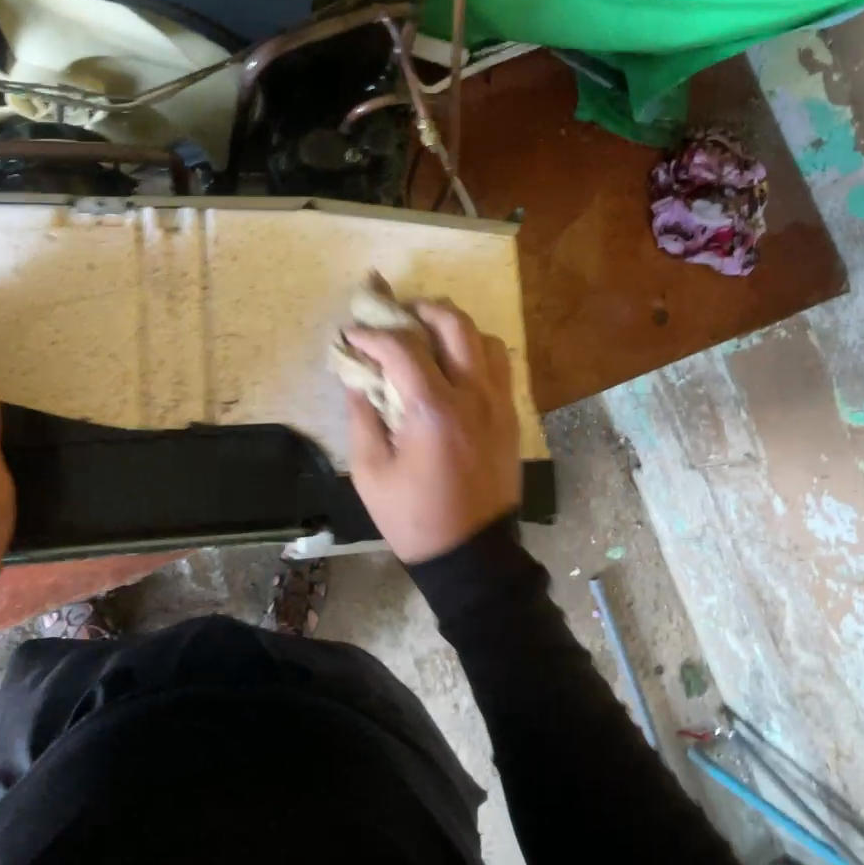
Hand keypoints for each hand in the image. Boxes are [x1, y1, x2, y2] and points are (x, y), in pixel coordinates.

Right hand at [344, 300, 521, 563]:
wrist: (472, 554)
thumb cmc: (414, 517)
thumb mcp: (371, 471)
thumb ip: (362, 415)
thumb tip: (356, 376)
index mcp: (432, 409)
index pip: (402, 347)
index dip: (372, 334)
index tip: (352, 334)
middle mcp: (472, 395)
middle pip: (453, 324)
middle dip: (420, 310)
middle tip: (397, 316)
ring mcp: (498, 402)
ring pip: (484, 338)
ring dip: (453, 327)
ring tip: (428, 336)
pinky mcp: (511, 415)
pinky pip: (500, 364)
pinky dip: (477, 351)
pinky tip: (456, 364)